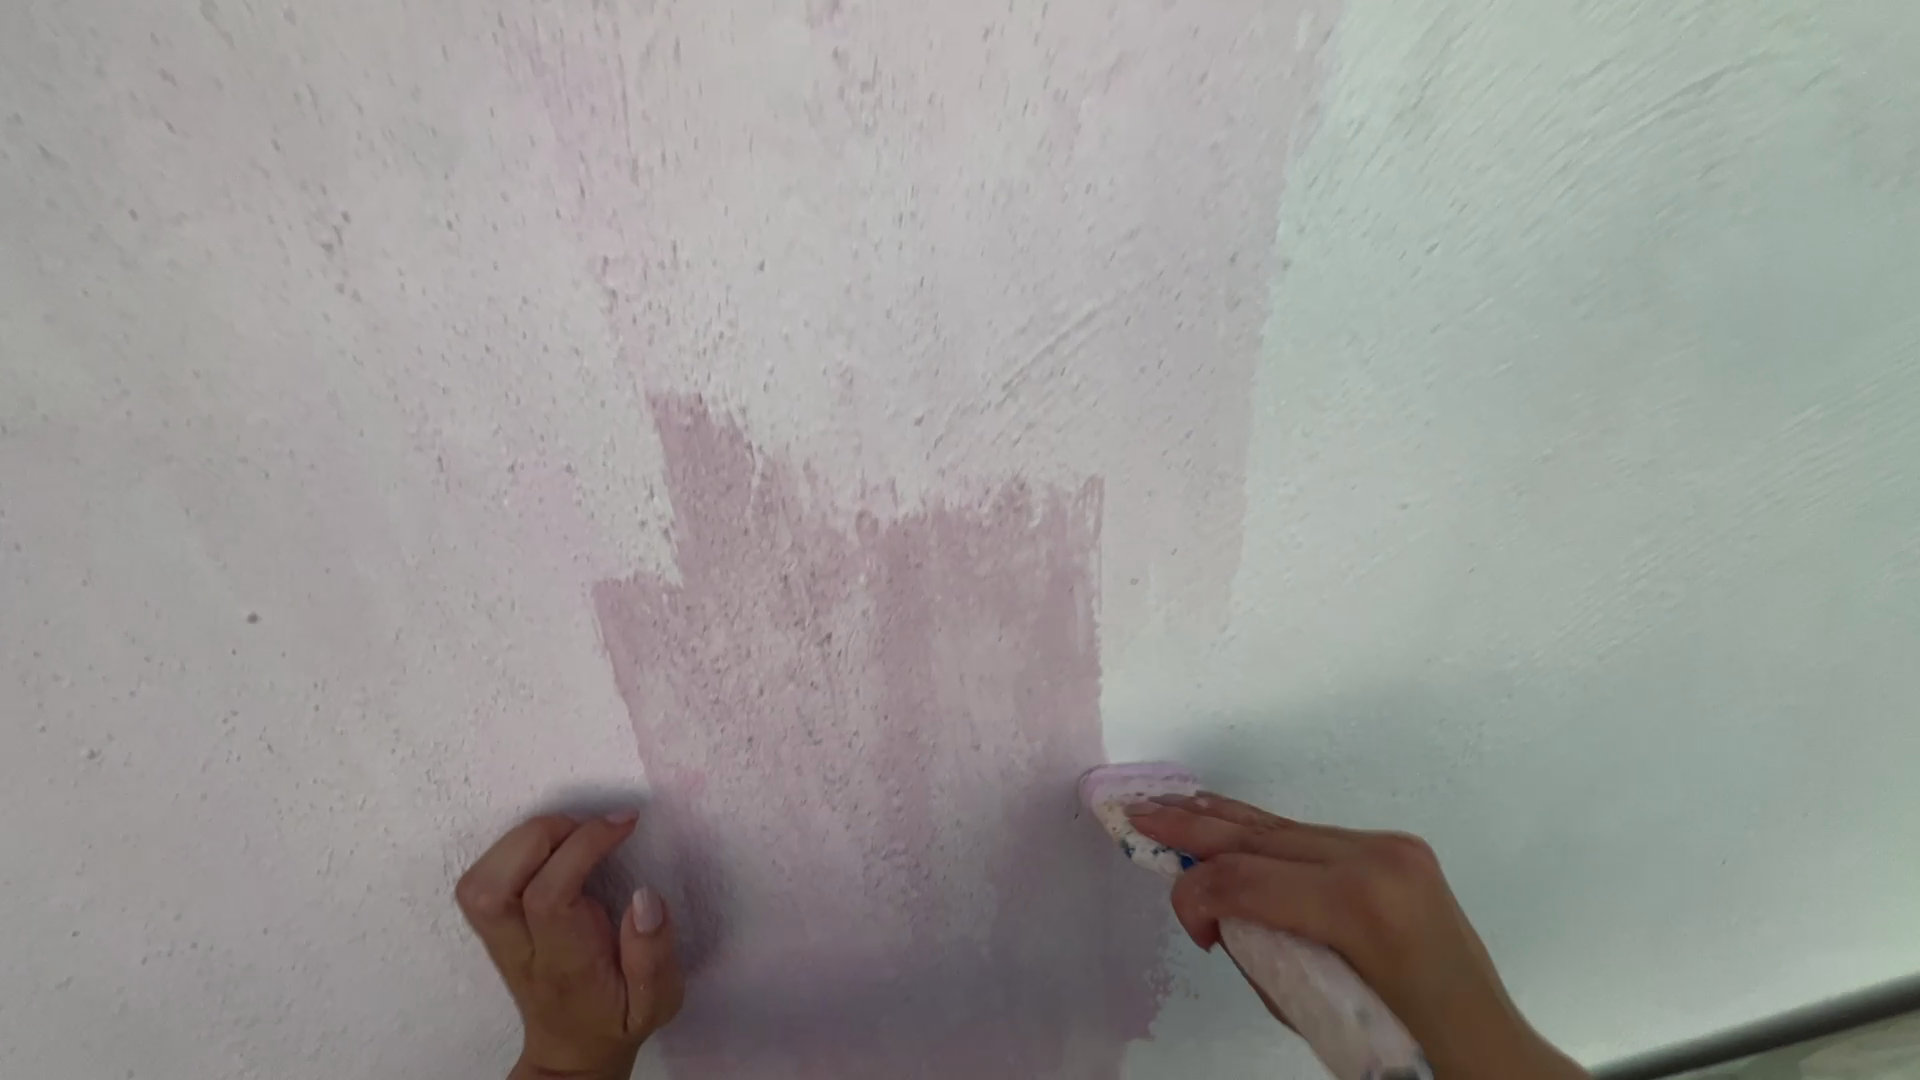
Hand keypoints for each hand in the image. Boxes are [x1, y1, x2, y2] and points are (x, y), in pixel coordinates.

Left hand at [456, 812, 684, 1079]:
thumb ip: (654, 954)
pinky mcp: (495, 927)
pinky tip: (556, 846)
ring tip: (575, 833)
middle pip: (493, 886)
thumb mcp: (657, 1000)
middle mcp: (521, 948)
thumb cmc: (619, 1019)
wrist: (571, 1054)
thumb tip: (645, 897)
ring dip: (524, 840)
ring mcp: (500, 939)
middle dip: (542, 835)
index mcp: (564, 962)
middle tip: (592, 826)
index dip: (584, 846)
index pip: (549, 896)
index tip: (626, 824)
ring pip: (478, 882)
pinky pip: (482, 879)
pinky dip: (514, 849)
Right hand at [1128, 794, 1586, 1079]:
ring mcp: (1386, 845)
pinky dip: (1257, 830)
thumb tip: (1218, 911)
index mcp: (1360, 906)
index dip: (1196, 891)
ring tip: (1166, 805)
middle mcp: (1375, 858)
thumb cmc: (1406, 1053)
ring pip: (1276, 825)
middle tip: (1135, 813)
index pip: (1245, 879)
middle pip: (1255, 836)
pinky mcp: (1388, 845)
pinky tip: (1224, 818)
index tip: (1186, 924)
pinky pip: (1303, 834)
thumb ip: (1259, 952)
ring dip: (1217, 818)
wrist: (1493, 1052)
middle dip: (1188, 826)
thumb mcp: (1315, 1012)